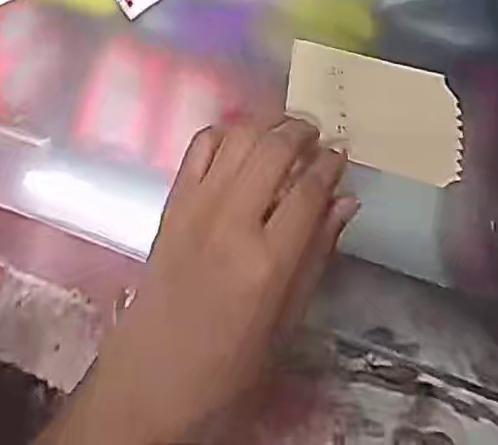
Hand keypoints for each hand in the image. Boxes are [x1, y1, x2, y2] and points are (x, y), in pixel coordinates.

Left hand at [40, 118, 356, 444]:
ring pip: (237, 138)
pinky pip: (199, 146)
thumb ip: (317, 253)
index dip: (329, 165)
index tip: (340, 153)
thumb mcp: (286, 320)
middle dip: (300, 131)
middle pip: (272, 151)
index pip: (308, 191)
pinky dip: (224, 132)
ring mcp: (196, 205)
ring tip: (284, 127)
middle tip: (315, 132)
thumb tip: (345, 201)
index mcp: (266, 262)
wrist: (152, 375)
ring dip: (265, 123)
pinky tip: (240, 139)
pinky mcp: (171, 200)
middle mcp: (230, 221)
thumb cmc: (228, 363)